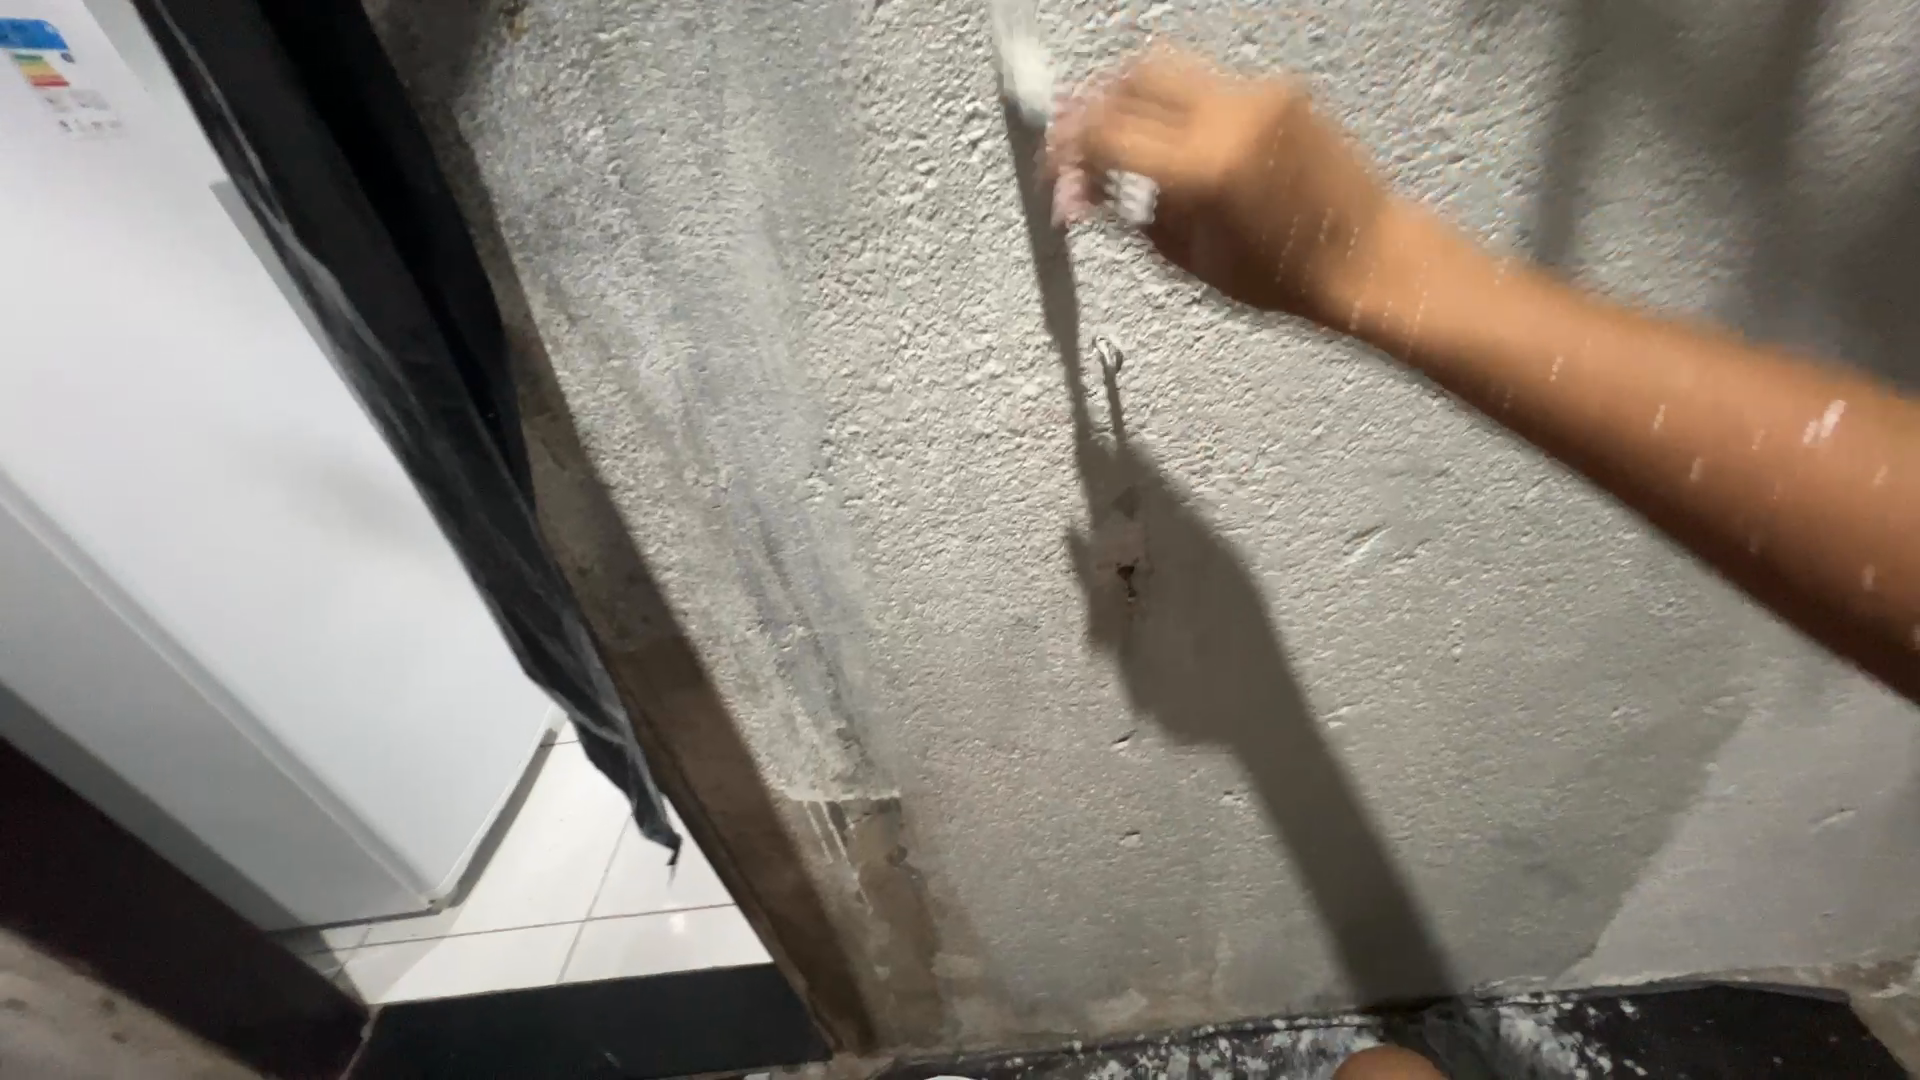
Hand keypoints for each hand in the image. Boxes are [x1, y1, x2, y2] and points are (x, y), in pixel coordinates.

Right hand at [1051, 49, 1421, 328]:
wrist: (1365, 257)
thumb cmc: (1286, 277)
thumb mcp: (1188, 262)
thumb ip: (1129, 218)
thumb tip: (1084, 196)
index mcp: (1204, 167)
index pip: (1106, 131)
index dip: (1067, 149)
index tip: (1055, 169)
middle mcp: (1231, 114)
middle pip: (1132, 76)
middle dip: (1092, 106)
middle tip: (1075, 144)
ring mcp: (1260, 94)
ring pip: (1169, 69)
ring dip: (1131, 101)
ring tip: (1118, 146)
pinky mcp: (1279, 91)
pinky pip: (1206, 84)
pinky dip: (1173, 108)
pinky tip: (1169, 147)